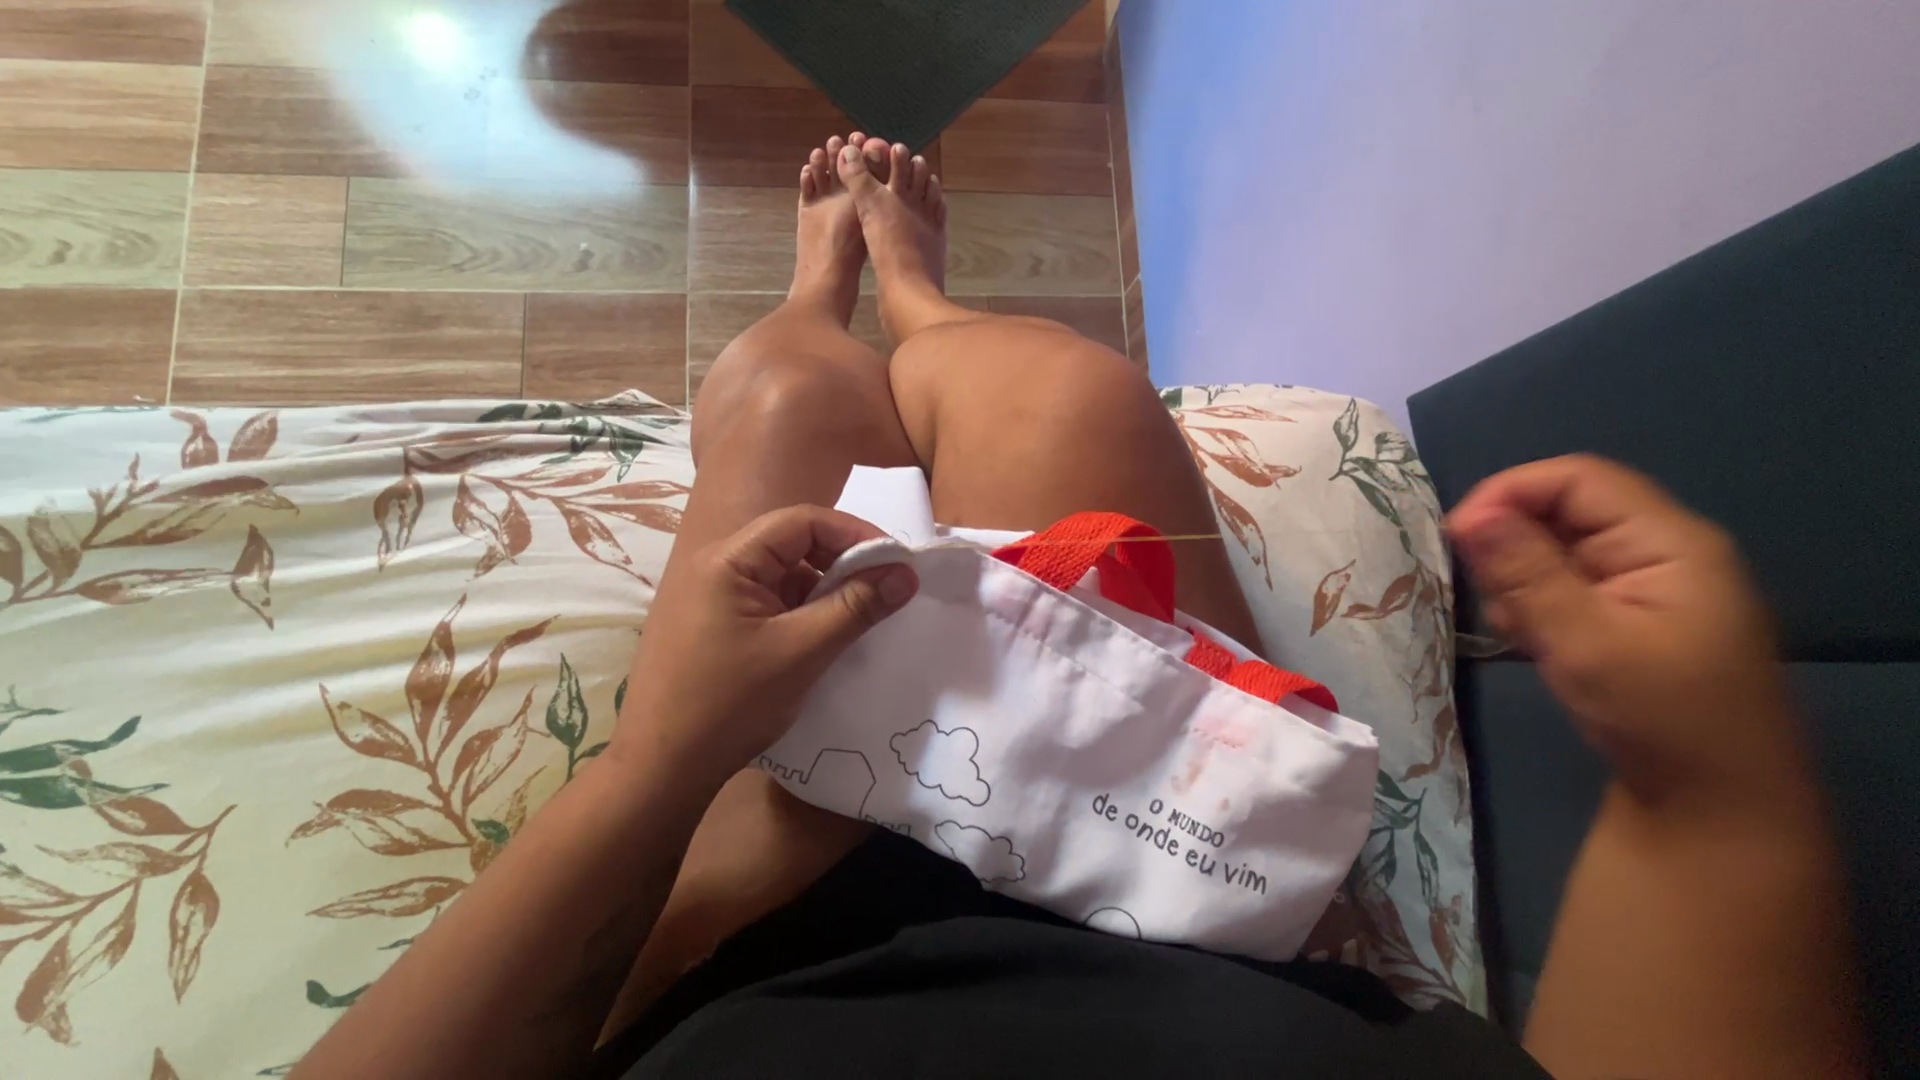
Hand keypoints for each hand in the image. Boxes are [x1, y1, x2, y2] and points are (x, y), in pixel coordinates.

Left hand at [610, 505, 917, 785]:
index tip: (896, 561)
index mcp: (728, 560)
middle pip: (792, 543)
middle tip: (884, 590)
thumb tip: (907, 573)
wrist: (661, 769)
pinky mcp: (714, 626)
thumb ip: (856, 607)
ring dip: (823, 589)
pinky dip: (802, 612)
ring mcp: (711, 598)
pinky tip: (823, 638)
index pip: (802, 521)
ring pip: (783, 575)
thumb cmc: (730, 704)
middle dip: (842, 561)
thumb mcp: (802, 652)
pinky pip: (769, 602)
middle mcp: (716, 567)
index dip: (854, 532)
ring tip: (858, 618)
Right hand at [1447, 455, 1803, 809]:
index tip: (1457, 535)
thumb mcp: (1584, 642)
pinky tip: (1529, 639)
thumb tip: (1468, 515)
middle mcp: (1657, 550)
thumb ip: (1526, 574)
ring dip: (1517, 578)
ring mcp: (1641, 583)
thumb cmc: (1659, 715)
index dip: (1510, 492)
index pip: (1578, 478)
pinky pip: (1561, 582)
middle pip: (1563, 510)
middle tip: (1489, 594)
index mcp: (1668, 542)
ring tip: (1516, 627)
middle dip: (1510, 544)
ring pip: (1554, 548)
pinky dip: (1532, 602)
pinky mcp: (1623, 613)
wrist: (1714, 800)